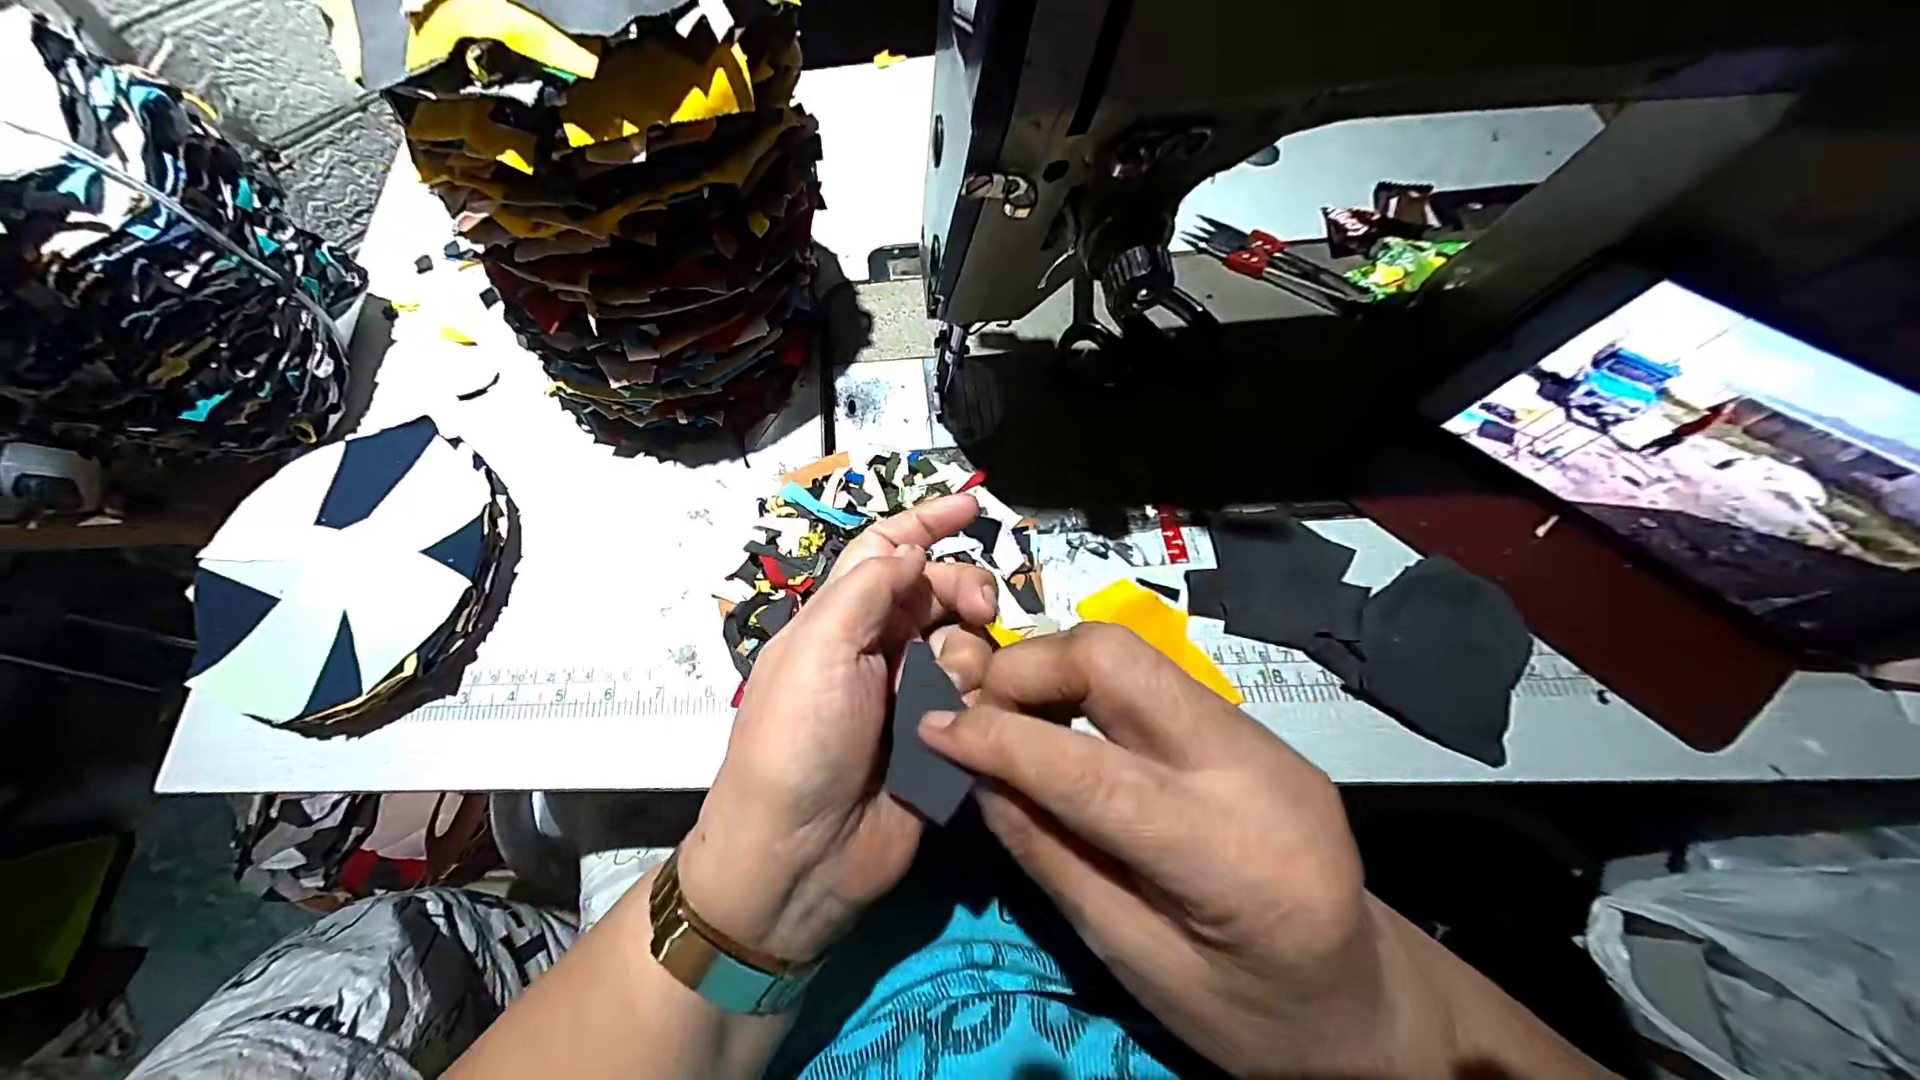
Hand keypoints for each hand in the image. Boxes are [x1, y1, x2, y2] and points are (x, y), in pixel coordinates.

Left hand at [677, 495, 997, 963]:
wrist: (803, 856)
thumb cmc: (797, 741)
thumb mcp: (816, 651)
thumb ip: (866, 589)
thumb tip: (910, 549)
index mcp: (842, 617)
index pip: (888, 550)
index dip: (926, 522)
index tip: (971, 505)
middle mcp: (880, 645)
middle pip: (939, 590)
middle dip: (964, 588)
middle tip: (981, 608)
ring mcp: (913, 690)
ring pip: (966, 641)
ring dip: (967, 653)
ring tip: (950, 688)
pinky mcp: (942, 731)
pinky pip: (978, 694)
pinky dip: (980, 695)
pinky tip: (969, 715)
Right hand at [917, 623, 1456, 1077]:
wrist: (1364, 997)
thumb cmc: (1250, 1013)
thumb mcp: (1134, 960)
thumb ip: (1050, 857)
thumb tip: (979, 774)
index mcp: (1233, 857)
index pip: (1095, 774)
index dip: (1002, 741)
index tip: (935, 724)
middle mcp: (1252, 766)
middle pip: (1119, 660)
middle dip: (1030, 667)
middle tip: (979, 707)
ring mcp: (1256, 732)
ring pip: (1131, 653)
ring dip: (1053, 667)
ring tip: (1012, 712)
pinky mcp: (1247, 722)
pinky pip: (1147, 677)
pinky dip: (1086, 684)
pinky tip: (1063, 720)